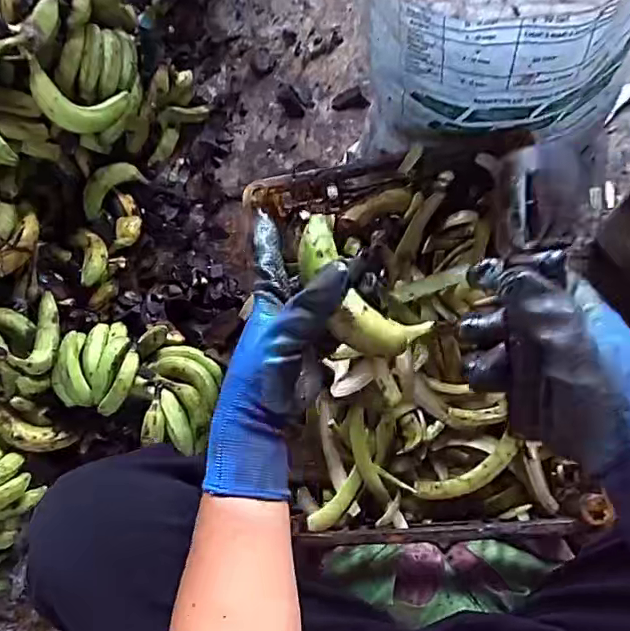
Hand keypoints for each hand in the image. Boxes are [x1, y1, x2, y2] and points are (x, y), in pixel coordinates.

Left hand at [202, 212, 350, 500]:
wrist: (261, 419)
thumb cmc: (260, 372)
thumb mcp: (284, 333)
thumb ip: (312, 303)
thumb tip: (342, 268)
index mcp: (270, 300)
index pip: (270, 260)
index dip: (270, 237)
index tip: (269, 210)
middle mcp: (287, 310)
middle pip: (308, 277)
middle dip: (324, 259)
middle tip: (347, 236)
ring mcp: (304, 331)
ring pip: (327, 302)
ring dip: (345, 289)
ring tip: (368, 270)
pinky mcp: (319, 352)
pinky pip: (338, 328)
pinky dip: (353, 320)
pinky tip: (369, 310)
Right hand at [459, 250, 629, 555]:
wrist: (621, 457)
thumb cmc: (608, 394)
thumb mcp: (575, 345)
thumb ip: (540, 305)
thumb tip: (504, 272)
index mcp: (575, 306)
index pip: (539, 272)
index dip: (509, 271)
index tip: (479, 277)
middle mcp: (552, 327)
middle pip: (506, 304)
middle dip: (488, 315)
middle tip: (482, 329)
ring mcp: (536, 358)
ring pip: (492, 338)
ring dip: (482, 346)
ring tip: (491, 364)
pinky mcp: (522, 389)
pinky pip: (491, 370)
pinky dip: (484, 374)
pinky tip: (490, 385)